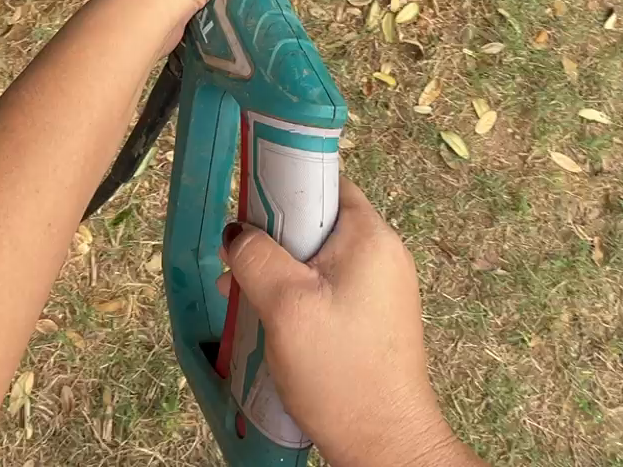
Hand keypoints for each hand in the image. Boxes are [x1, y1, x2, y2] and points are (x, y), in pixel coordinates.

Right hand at [220, 179, 481, 466]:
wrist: (387, 450)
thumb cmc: (339, 370)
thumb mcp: (284, 304)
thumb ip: (254, 255)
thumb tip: (236, 232)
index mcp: (371, 236)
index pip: (324, 182)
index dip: (282, 186)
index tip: (248, 210)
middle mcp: (382, 253)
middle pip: (316, 220)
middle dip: (272, 237)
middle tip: (238, 262)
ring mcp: (380, 287)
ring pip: (316, 255)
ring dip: (278, 269)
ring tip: (243, 295)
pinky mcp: (373, 316)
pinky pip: (326, 284)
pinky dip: (296, 292)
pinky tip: (269, 318)